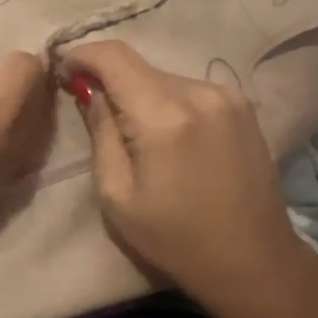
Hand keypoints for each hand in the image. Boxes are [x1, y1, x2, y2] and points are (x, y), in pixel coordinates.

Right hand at [64, 41, 317, 317]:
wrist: (255, 262)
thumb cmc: (175, 238)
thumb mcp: (116, 194)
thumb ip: (101, 132)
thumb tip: (91, 91)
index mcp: (165, 115)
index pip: (113, 56)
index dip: (81, 56)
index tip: (63, 74)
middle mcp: (200, 93)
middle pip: (139, 67)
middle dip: (110, 83)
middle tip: (94, 116)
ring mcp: (228, 97)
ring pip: (163, 78)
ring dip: (141, 96)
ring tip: (136, 139)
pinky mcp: (243, 107)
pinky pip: (189, 91)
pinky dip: (167, 104)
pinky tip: (169, 141)